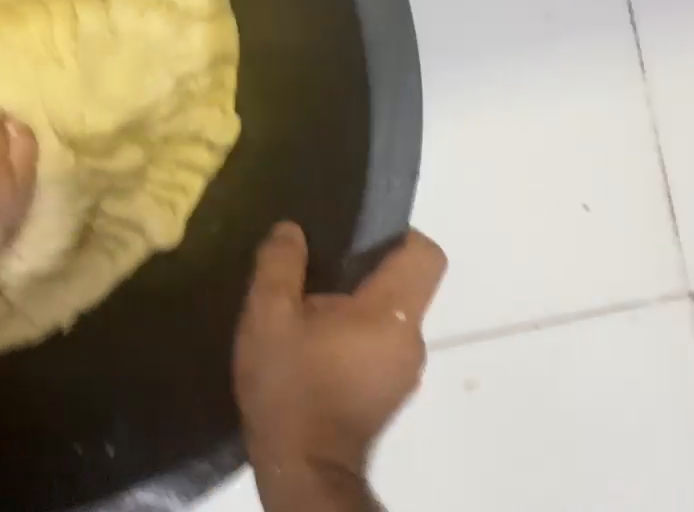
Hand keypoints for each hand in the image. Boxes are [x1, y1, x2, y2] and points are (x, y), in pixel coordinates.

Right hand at [234, 225, 445, 488]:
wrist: (299, 464)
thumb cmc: (289, 383)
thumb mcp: (268, 313)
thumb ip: (280, 264)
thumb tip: (292, 229)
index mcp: (390, 315)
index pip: (426, 255)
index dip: (396, 233)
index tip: (352, 231)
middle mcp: (410, 340)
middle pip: (401, 284)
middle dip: (358, 268)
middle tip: (307, 267)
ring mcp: (403, 371)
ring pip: (386, 314)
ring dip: (350, 303)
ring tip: (300, 305)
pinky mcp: (387, 392)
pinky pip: (377, 341)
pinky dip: (350, 331)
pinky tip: (307, 341)